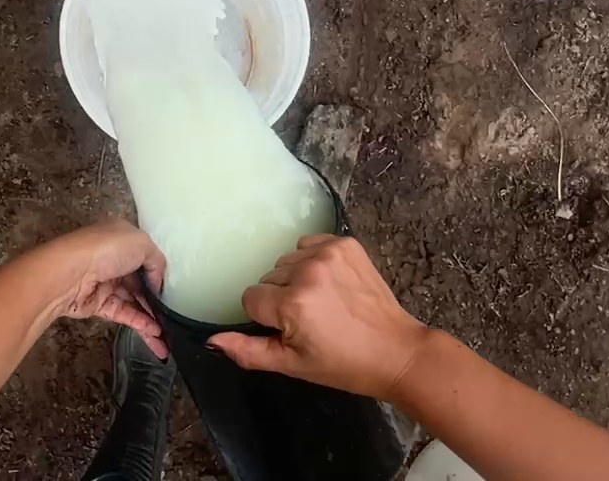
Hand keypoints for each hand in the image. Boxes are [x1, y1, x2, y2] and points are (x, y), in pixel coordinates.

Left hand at [35, 220, 168, 358]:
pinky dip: (140, 323)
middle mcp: (114, 259)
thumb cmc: (107, 250)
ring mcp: (106, 282)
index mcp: (123, 238)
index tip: (172, 289)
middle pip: (140, 281)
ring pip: (134, 301)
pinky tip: (155, 334)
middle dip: (157, 299)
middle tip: (174, 319)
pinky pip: (124, 313)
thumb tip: (157, 283)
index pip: (146, 255)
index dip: (158, 272)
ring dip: (151, 317)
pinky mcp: (99, 304)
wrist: (70, 272)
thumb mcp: (141, 243)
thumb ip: (156, 261)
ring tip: (169, 337)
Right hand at [206, 235, 430, 397]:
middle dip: (281, 297)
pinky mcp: (344, 243)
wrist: (396, 351)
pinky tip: (331, 282)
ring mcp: (328, 253)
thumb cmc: (344, 364)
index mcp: (292, 304)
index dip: (267, 317)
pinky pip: (309, 243)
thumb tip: (212, 341)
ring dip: (296, 277)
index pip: (251, 298)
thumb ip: (249, 351)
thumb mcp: (293, 365)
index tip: (290, 329)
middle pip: (269, 277)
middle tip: (310, 319)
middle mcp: (307, 271)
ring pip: (287, 260)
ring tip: (322, 301)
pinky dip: (313, 260)